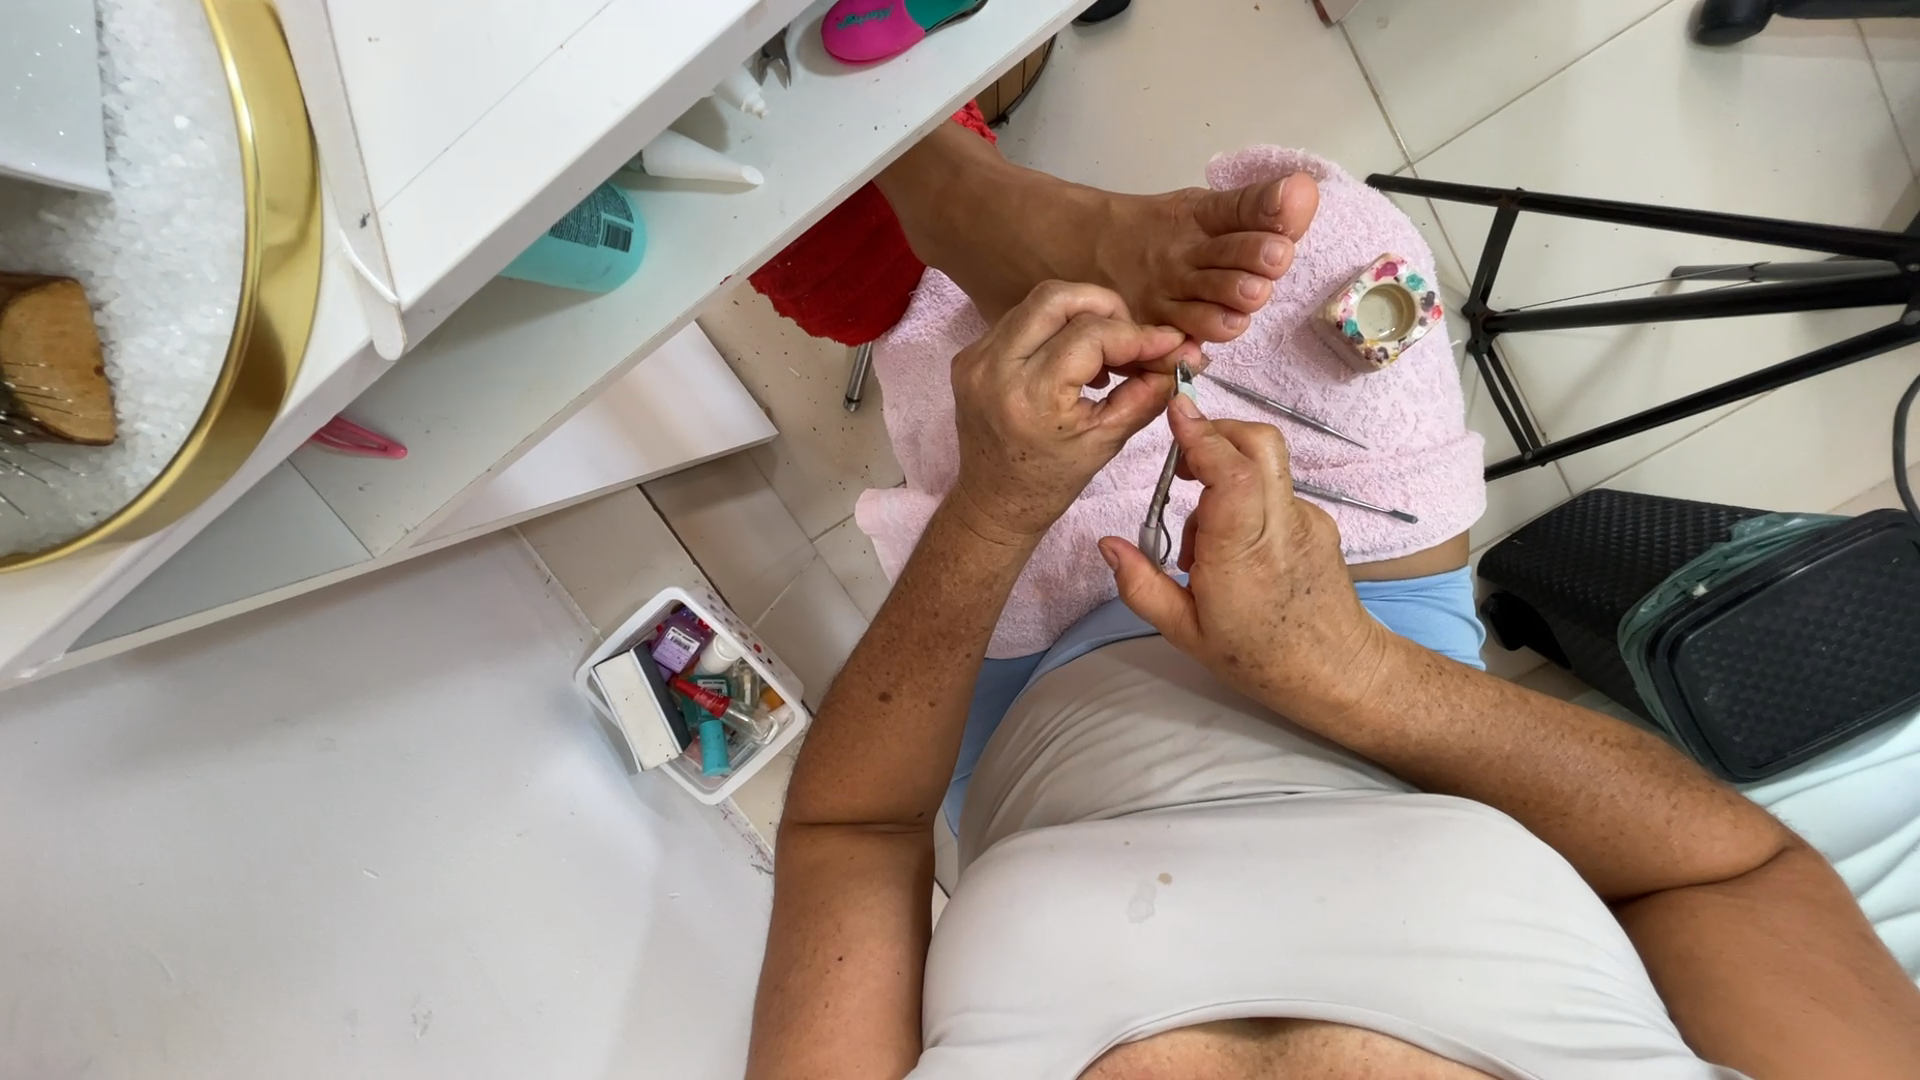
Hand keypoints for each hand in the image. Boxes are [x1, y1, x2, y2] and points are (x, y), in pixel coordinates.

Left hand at [949, 281, 1194, 545]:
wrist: (994, 502)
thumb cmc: (1050, 482)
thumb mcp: (1106, 441)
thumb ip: (1147, 393)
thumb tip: (1184, 354)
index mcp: (1030, 396)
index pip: (1092, 335)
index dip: (1138, 335)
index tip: (1171, 344)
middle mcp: (995, 369)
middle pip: (1059, 298)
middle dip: (1107, 308)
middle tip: (1132, 337)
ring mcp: (976, 359)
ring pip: (1038, 304)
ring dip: (1081, 316)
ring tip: (1107, 352)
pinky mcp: (969, 357)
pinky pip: (1020, 321)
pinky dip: (1054, 329)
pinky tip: (1075, 359)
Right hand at [1099, 395, 1390, 717]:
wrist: (1338, 671)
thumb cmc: (1257, 657)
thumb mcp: (1183, 631)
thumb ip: (1140, 584)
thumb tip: (1108, 544)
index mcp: (1242, 555)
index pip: (1230, 475)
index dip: (1203, 437)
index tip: (1177, 411)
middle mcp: (1279, 526)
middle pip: (1258, 444)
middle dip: (1215, 432)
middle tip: (1180, 462)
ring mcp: (1305, 519)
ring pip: (1264, 464)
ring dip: (1223, 473)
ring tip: (1199, 537)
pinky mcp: (1318, 522)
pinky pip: (1273, 489)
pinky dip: (1242, 497)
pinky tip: (1229, 544)